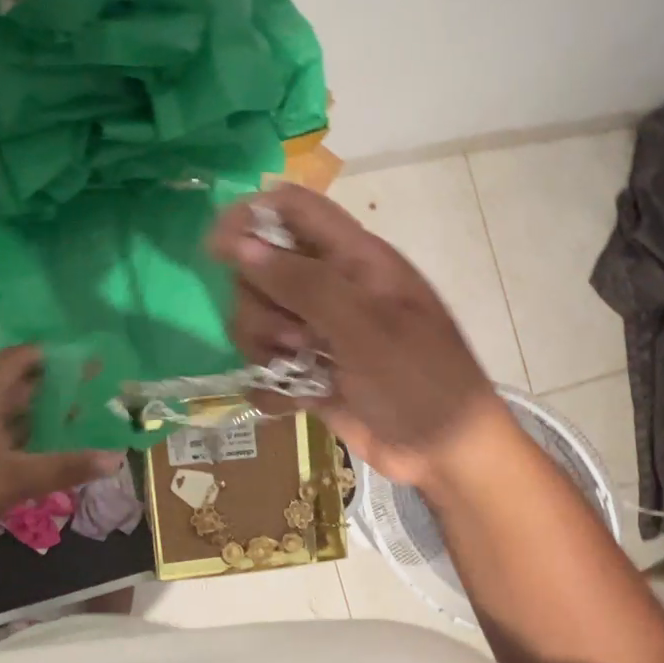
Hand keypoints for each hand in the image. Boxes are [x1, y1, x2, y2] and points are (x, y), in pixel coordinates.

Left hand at [0, 346, 121, 560]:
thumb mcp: (16, 478)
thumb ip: (65, 467)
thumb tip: (116, 457)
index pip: (15, 361)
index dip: (46, 354)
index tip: (82, 358)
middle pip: (16, 389)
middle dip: (52, 388)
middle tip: (93, 392)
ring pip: (11, 421)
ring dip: (42, 420)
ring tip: (82, 423)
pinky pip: (6, 449)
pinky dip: (30, 449)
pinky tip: (54, 460)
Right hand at [208, 184, 506, 488]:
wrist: (443, 451)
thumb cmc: (420, 379)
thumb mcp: (365, 326)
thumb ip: (303, 284)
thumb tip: (240, 247)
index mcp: (355, 259)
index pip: (293, 211)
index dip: (251, 218)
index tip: (219, 250)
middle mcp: (331, 289)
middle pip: (261, 270)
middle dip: (260, 306)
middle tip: (295, 338)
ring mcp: (317, 334)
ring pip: (256, 321)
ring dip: (263, 349)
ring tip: (299, 372)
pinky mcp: (308, 375)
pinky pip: (265, 370)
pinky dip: (272, 388)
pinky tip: (295, 402)